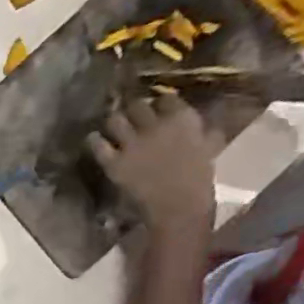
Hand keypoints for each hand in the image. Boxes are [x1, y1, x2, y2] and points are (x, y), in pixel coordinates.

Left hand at [87, 93, 221, 226]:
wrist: (179, 206)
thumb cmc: (199, 178)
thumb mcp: (210, 146)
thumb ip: (203, 129)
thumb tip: (201, 123)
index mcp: (180, 118)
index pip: (164, 97)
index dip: (157, 102)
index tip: (155, 108)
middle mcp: (154, 125)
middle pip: (136, 105)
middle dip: (133, 109)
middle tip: (130, 116)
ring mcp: (131, 144)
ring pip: (114, 120)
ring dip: (113, 121)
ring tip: (112, 125)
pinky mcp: (114, 163)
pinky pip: (98, 146)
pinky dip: (94, 141)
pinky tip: (94, 139)